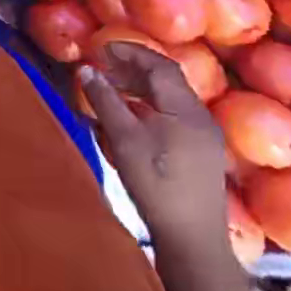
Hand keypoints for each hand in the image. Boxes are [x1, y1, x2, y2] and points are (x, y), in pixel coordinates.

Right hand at [79, 42, 230, 243]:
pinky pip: (174, 114)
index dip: (130, 52)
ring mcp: (205, 136)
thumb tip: (85, 69)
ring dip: (141, 87)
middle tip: (104, 66)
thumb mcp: (125, 139)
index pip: (159, 65)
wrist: (194, 241)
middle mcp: (200, 117)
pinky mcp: (202, 153)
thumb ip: (105, 101)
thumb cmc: (157, 185)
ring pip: (171, 98)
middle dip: (134, 68)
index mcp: (186, 109)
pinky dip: (150, 105)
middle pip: (167, 79)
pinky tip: (131, 116)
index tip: (103, 48)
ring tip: (112, 88)